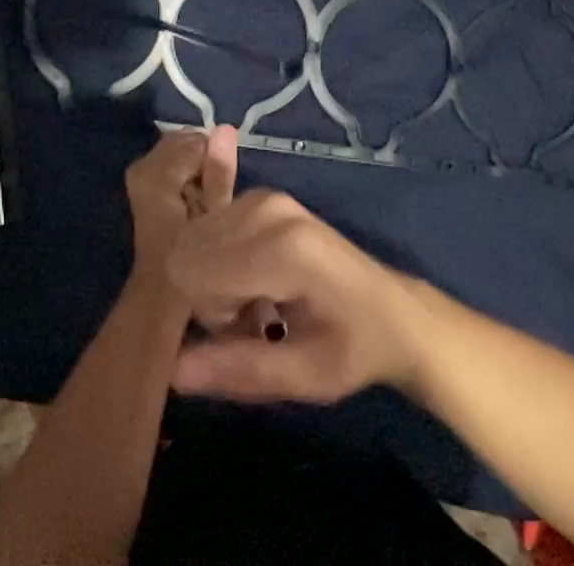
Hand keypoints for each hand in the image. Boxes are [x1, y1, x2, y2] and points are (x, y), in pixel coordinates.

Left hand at [123, 126, 237, 281]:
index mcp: (156, 174)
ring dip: (193, 165)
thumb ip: (219, 171)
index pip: (194, 143)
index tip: (224, 185)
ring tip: (205, 196)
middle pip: (181, 143)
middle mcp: (142, 168)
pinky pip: (168, 163)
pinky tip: (193, 196)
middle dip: (202, 158)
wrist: (161, 287)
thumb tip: (225, 129)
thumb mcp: (214, 215)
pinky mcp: (141, 184)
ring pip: (174, 151)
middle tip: (216, 189)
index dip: (215, 159)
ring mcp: (138, 176)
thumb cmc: (192, 255)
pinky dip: (183, 173)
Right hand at [166, 188, 427, 402]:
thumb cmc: (355, 350)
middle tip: (249, 319)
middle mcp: (268, 211)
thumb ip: (241, 368)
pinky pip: (208, 229)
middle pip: (188, 254)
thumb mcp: (306, 376)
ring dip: (211, 278)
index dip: (208, 315)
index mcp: (284, 251)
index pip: (194, 275)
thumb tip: (175, 371)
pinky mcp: (260, 197)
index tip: (247, 333)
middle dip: (206, 294)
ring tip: (254, 302)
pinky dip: (218, 260)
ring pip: (193, 241)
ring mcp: (263, 198)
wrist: (398, 314)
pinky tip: (254, 280)